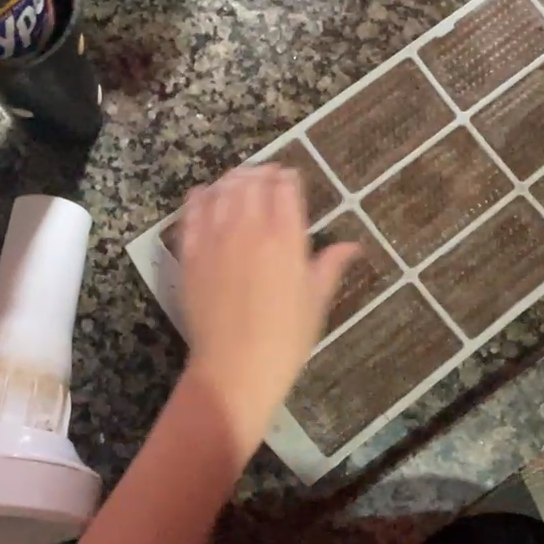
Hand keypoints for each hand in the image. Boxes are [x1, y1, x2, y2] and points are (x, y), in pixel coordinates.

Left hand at [177, 165, 359, 445]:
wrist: (235, 369)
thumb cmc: (285, 340)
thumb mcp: (315, 302)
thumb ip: (330, 265)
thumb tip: (352, 245)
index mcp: (287, 239)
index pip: (285, 187)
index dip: (287, 177)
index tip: (288, 179)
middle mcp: (250, 229)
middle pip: (252, 181)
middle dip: (260, 174)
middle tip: (264, 178)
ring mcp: (216, 239)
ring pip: (222, 189)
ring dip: (232, 180)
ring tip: (238, 183)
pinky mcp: (190, 253)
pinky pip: (192, 212)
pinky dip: (201, 197)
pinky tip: (206, 196)